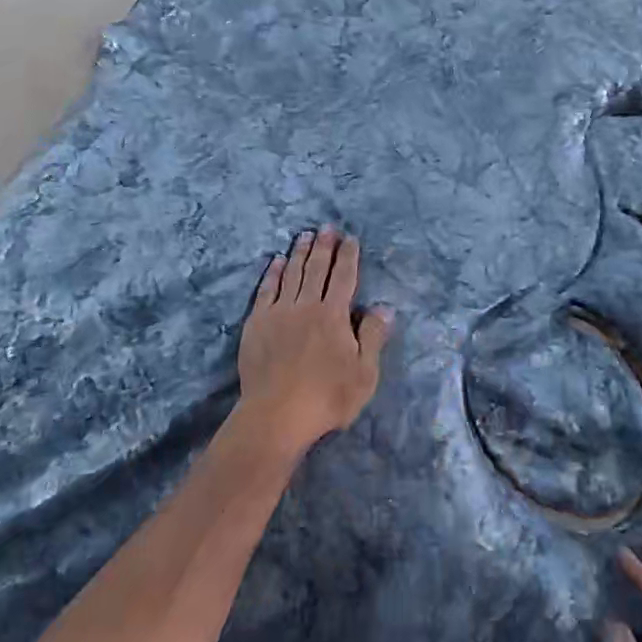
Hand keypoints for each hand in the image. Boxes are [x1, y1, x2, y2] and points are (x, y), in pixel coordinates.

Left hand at [235, 227, 391, 456]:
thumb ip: (374, 337)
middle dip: (324, 246)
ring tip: (304, 235)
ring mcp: (278, 312)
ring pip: (291, 273)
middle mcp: (306, 305)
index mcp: (334, 315)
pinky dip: (273, 273)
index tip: (351, 239)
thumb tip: (384, 307)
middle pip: (316, 268)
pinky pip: (266, 290)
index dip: (349, 256)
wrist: (276, 415)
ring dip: (299, 252)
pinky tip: (276, 261)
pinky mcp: (257, 323)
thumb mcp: (364, 373)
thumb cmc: (327, 397)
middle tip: (327, 227)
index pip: (344, 277)